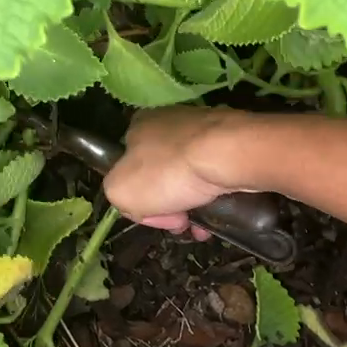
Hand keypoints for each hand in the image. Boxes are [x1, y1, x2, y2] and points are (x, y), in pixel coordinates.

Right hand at [102, 107, 261, 233]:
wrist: (228, 156)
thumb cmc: (168, 172)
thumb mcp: (119, 191)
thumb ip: (118, 196)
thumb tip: (143, 204)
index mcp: (137, 125)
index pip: (129, 168)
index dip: (139, 198)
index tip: (156, 214)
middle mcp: (166, 121)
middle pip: (160, 175)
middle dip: (169, 205)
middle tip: (182, 223)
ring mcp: (200, 128)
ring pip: (189, 177)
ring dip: (193, 205)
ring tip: (204, 225)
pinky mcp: (228, 139)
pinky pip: (214, 173)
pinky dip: (214, 195)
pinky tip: (221, 211)